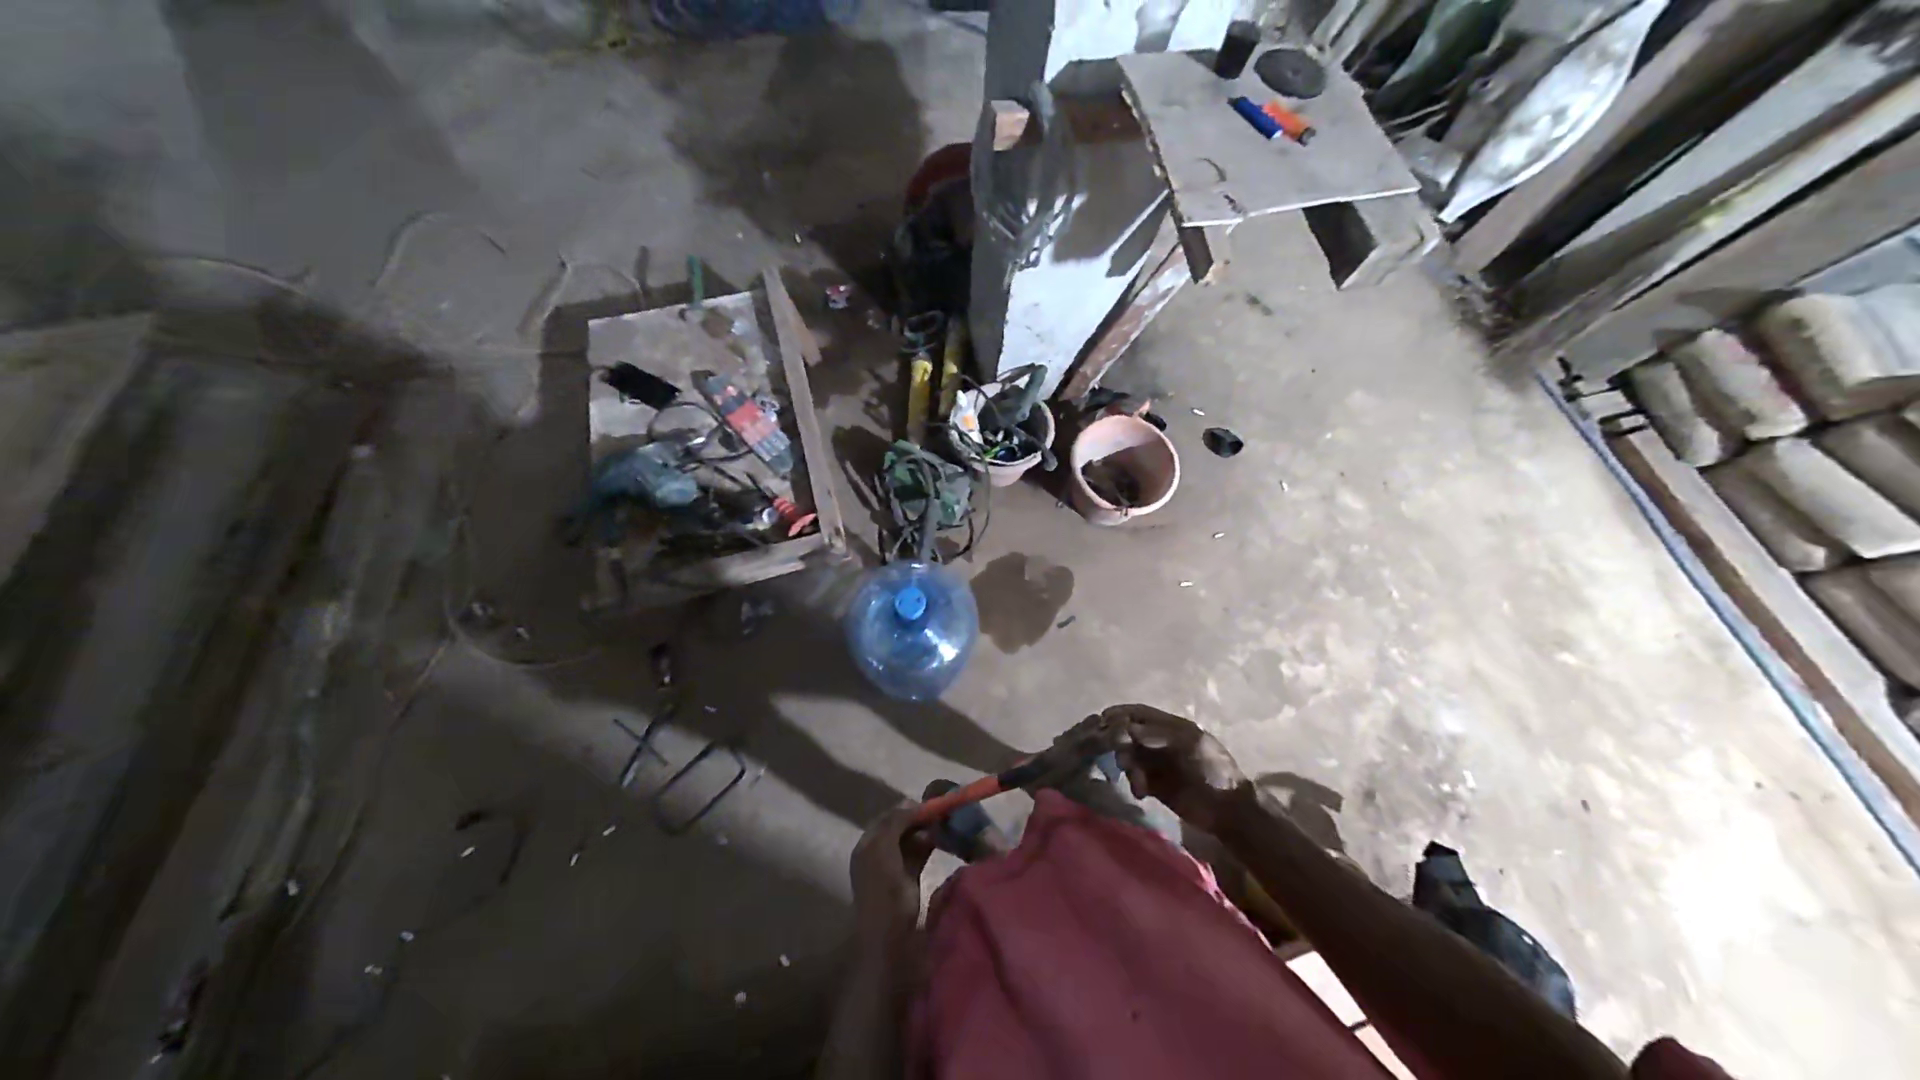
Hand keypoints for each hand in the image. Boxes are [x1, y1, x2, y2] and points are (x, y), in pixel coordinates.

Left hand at [850, 804, 933, 940]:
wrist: (889, 940)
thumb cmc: (882, 891)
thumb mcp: (883, 850)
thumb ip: (894, 824)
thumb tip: (910, 802)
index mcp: (868, 845)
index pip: (888, 817)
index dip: (907, 809)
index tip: (931, 803)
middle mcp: (879, 853)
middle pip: (901, 828)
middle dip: (920, 819)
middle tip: (943, 814)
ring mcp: (894, 867)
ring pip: (911, 840)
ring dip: (927, 832)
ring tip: (946, 825)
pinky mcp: (909, 881)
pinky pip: (919, 855)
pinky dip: (930, 846)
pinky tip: (944, 840)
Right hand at [1104, 704, 1247, 832]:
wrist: (1228, 810)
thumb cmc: (1213, 770)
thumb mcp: (1191, 744)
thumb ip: (1160, 734)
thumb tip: (1129, 729)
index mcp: (1172, 727)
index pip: (1140, 714)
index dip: (1121, 714)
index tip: (1103, 721)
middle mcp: (1160, 742)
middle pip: (1129, 734)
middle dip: (1120, 743)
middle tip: (1120, 756)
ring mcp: (1157, 764)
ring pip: (1129, 757)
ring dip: (1128, 766)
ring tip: (1138, 780)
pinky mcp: (1154, 786)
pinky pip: (1135, 778)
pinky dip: (1134, 783)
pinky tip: (1141, 792)